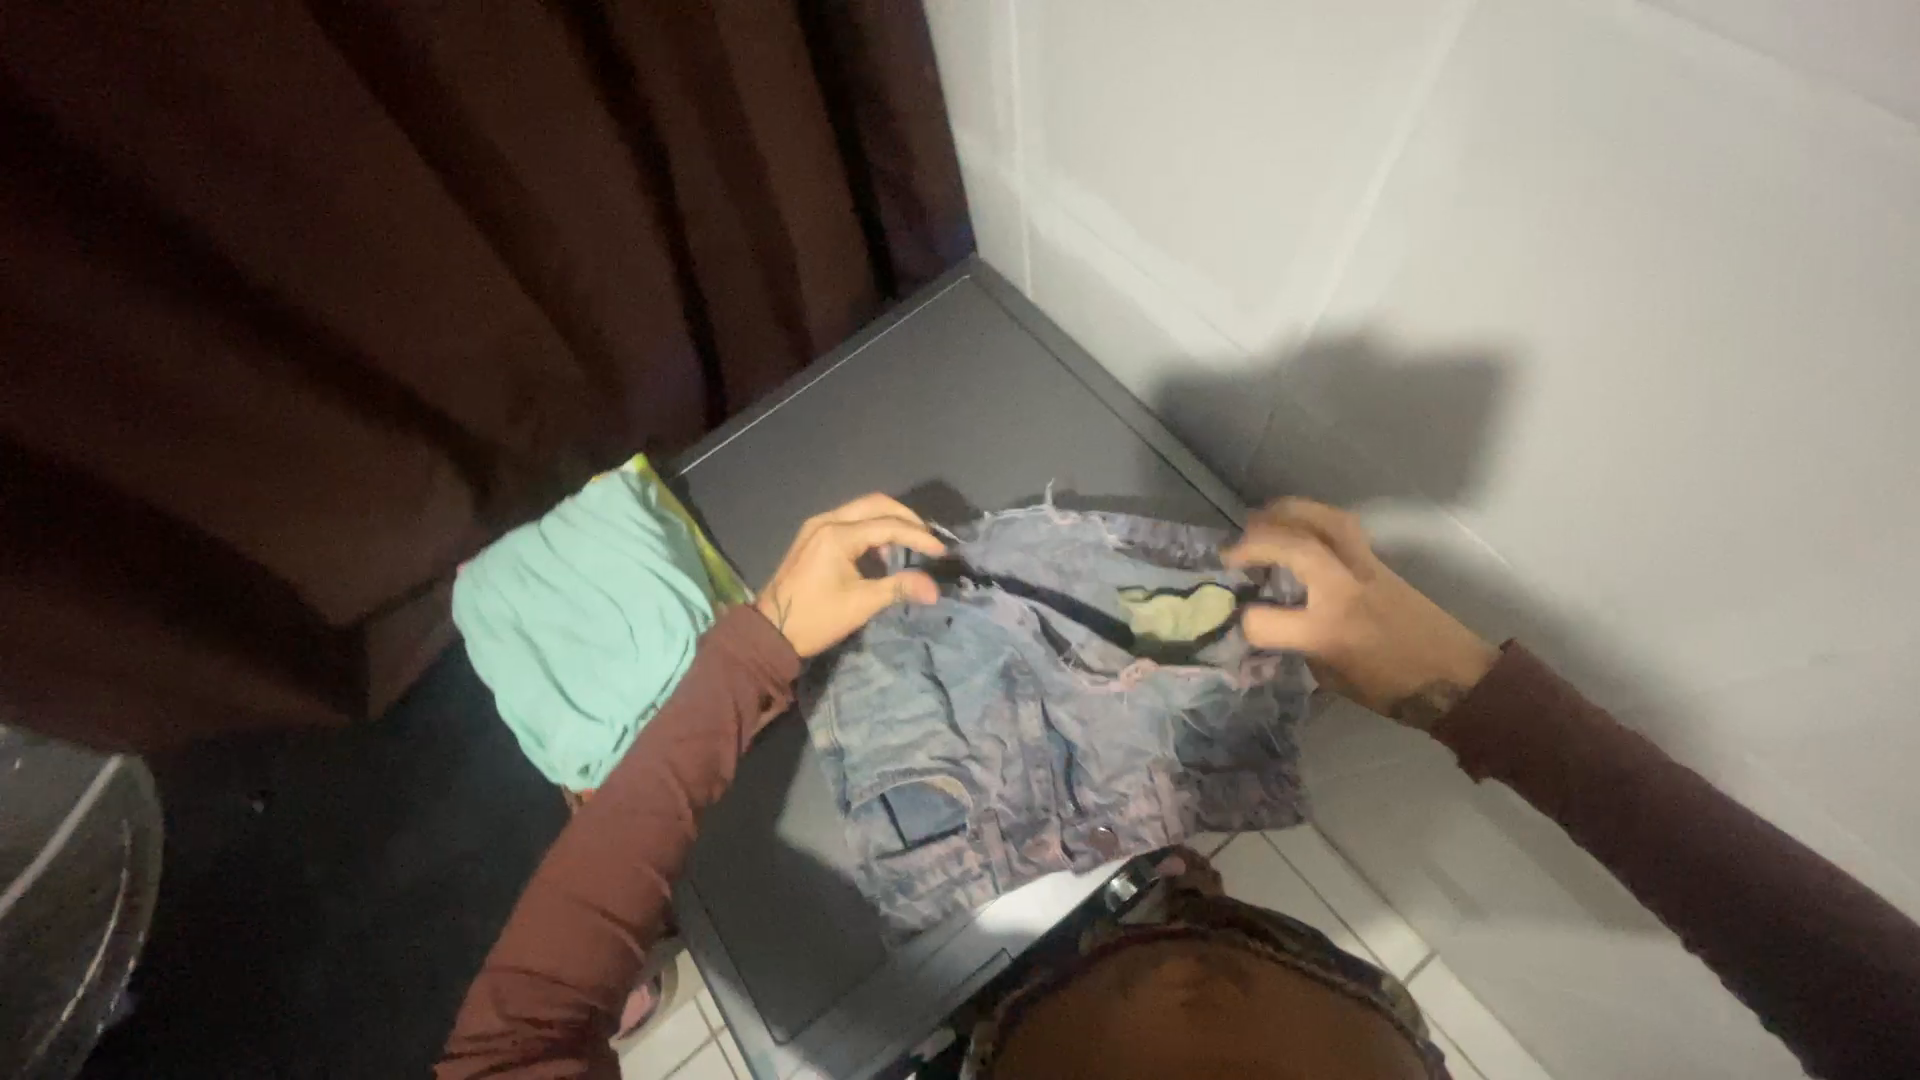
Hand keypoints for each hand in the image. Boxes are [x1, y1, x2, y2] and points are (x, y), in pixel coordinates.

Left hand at [753, 494, 946, 658]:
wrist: (770, 631)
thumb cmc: (816, 618)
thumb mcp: (861, 604)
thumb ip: (899, 588)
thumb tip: (934, 589)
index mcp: (837, 535)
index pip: (888, 526)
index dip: (918, 537)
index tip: (940, 552)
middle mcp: (826, 521)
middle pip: (876, 504)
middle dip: (906, 518)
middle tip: (927, 538)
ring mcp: (816, 526)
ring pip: (861, 510)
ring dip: (888, 521)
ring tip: (909, 544)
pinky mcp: (812, 536)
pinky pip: (848, 521)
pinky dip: (870, 528)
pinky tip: (881, 552)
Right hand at [1223, 499, 1497, 729]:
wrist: (1457, 679)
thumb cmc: (1391, 688)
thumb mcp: (1330, 677)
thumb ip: (1297, 645)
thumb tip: (1272, 621)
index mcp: (1328, 631)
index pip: (1265, 619)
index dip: (1245, 622)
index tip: (1240, 622)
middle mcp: (1345, 591)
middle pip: (1296, 545)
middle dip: (1256, 541)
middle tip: (1232, 550)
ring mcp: (1366, 570)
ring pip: (1325, 520)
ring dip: (1286, 512)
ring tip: (1261, 518)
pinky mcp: (1380, 562)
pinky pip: (1342, 527)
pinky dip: (1312, 519)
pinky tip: (1296, 527)